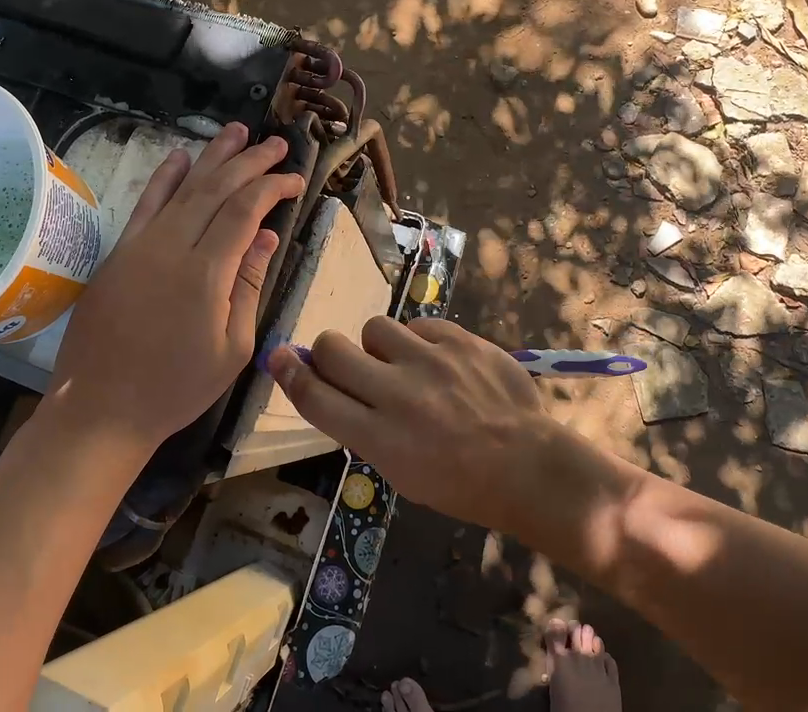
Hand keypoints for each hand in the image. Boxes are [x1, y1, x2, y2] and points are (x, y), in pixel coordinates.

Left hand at [50, 123, 302, 445]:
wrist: (101, 409)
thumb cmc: (176, 389)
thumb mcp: (231, 349)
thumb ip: (248, 287)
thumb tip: (265, 236)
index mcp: (205, 273)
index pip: (244, 211)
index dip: (272, 188)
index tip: (296, 180)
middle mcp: (171, 247)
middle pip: (216, 189)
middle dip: (250, 162)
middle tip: (278, 144)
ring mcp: (140, 246)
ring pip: (182, 188)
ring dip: (212, 157)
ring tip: (237, 131)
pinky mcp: (118, 253)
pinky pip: (145, 204)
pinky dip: (164, 178)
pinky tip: (180, 158)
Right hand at [271, 317, 571, 534]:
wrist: (528, 466)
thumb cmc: (459, 484)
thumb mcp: (399, 473)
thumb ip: (362, 429)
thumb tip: (331, 388)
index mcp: (380, 439)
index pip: (316, 397)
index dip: (290, 375)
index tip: (280, 358)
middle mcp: (398, 395)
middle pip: (333, 349)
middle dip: (329, 352)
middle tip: (346, 362)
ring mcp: (431, 362)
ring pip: (374, 327)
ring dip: (378, 345)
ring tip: (403, 364)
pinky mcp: (461, 341)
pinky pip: (419, 324)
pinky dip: (420, 341)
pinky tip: (436, 361)